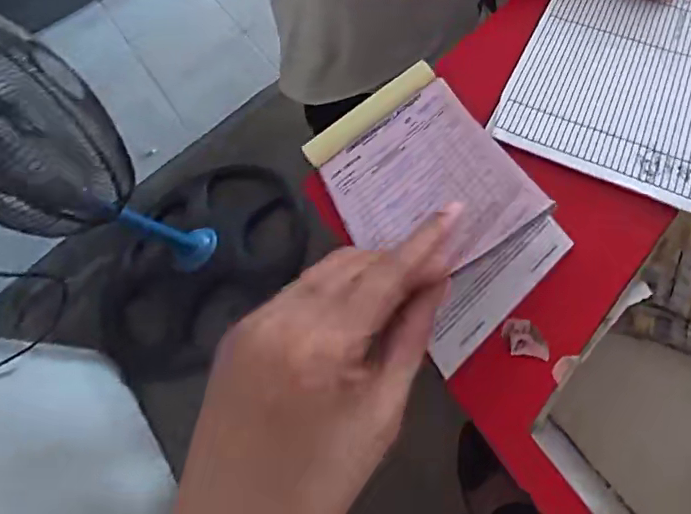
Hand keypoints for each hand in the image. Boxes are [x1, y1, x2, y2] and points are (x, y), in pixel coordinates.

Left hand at [176, 209, 460, 513]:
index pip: (386, 274)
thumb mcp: (383, 412)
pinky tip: (349, 314)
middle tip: (431, 276)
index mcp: (322, 345)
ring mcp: (253, 322)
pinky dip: (332, 290)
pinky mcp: (237, 331)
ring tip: (394, 295)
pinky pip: (299, 289)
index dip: (425, 240)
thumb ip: (412, 335)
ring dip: (366, 271)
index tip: (454, 209)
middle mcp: (282, 319)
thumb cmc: (321, 480)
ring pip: (326, 269)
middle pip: (356, 262)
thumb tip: (438, 279)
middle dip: (397, 261)